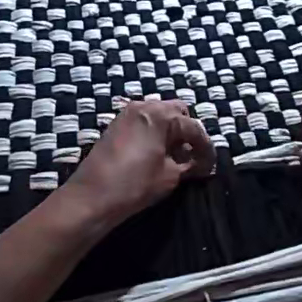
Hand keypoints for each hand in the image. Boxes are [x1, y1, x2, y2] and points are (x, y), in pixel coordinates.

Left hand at [51, 100, 215, 230]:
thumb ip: (189, 164)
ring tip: (176, 158)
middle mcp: (143, 106)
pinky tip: (158, 155)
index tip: (210, 167)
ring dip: (171, 133)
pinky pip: (144, 123)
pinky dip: (155, 134)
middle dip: (188, 133)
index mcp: (160, 114)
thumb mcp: (170, 176)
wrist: (92, 196)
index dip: (205, 148)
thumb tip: (199, 163)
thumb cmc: (135, 184)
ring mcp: (127, 114)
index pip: (193, 127)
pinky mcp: (116, 125)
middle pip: (176, 113)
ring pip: (159, 116)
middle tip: (193, 157)